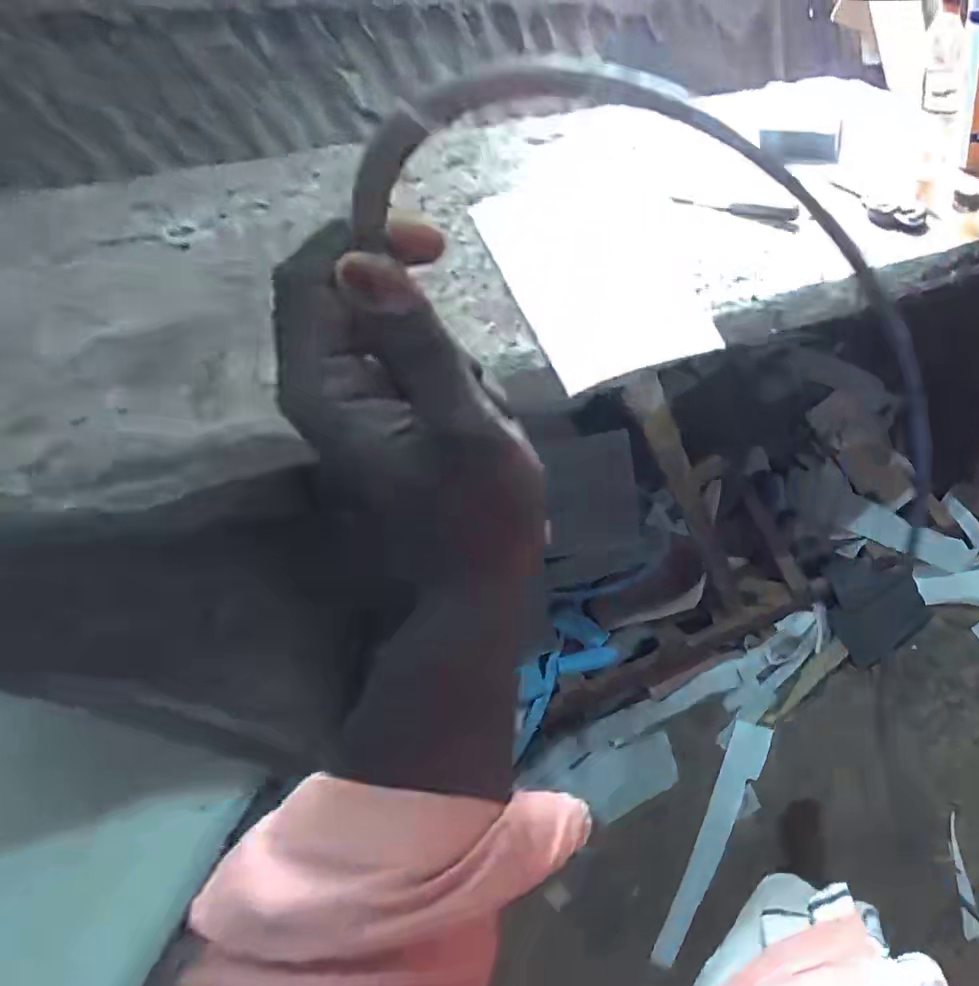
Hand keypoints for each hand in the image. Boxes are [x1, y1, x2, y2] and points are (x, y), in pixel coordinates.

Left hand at [272, 218, 545, 591]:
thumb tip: (366, 263)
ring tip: (492, 429)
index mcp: (325, 387)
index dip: (364, 244)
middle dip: (438, 337)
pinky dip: (467, 392)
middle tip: (482, 392)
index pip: (317, 282)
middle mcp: (330, 389)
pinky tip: (490, 435)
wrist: (485, 583)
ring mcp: (367, 409)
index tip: (435, 241)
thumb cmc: (483, 514)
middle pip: (369, 314)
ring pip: (410, 347)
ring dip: (462, 371)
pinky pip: (429, 378)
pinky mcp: (399, 423)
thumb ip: (422, 348)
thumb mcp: (467, 426)